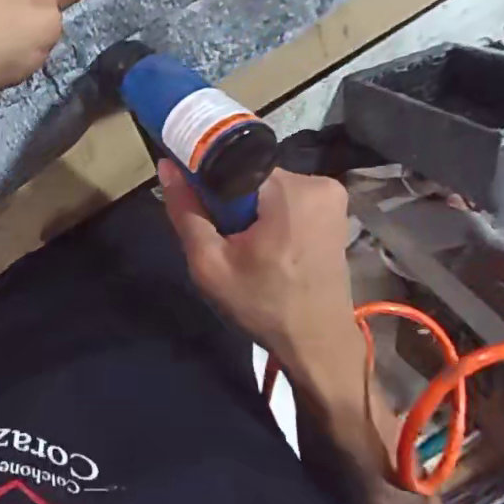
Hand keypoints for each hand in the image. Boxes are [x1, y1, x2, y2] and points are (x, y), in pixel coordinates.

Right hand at [158, 161, 364, 384]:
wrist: (317, 341)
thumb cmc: (263, 305)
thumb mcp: (211, 265)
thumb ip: (186, 212)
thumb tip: (166, 166)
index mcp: (289, 191)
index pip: (234, 162)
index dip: (209, 179)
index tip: (196, 200)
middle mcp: (317, 182)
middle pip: (253, 173)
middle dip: (233, 198)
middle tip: (224, 234)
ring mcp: (332, 194)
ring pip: (271, 185)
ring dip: (253, 205)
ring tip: (248, 244)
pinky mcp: (338, 208)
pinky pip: (291, 196)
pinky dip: (274, 212)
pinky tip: (270, 244)